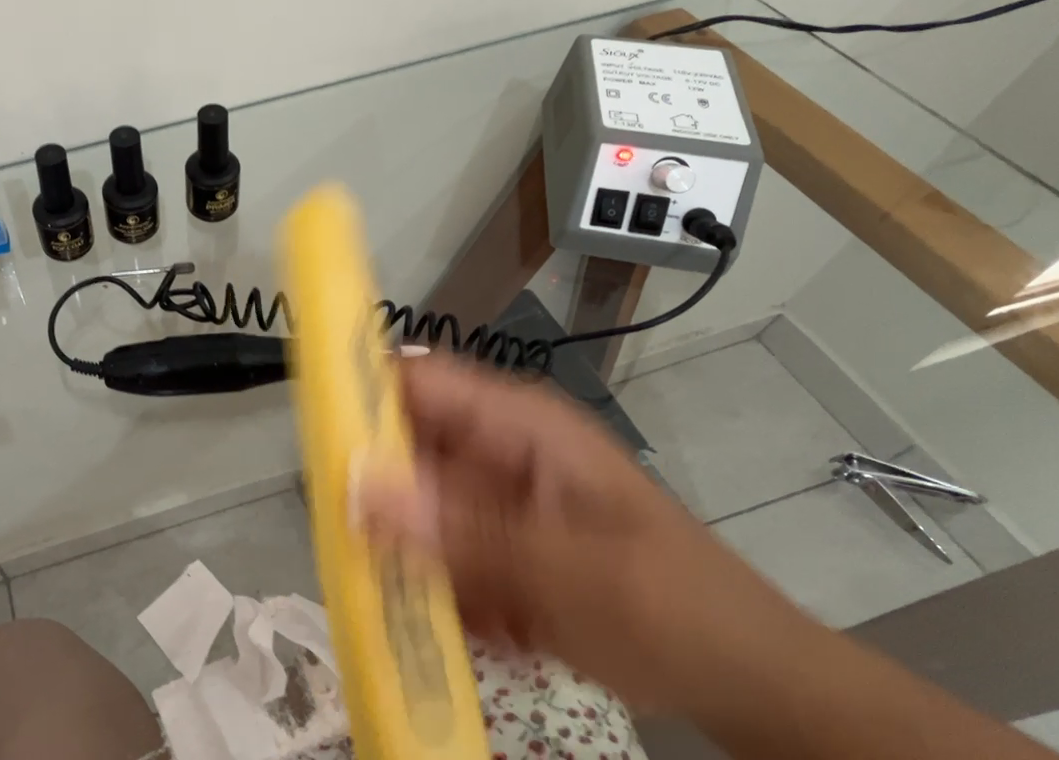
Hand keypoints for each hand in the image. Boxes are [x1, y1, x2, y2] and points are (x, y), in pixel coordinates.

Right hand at [358, 355, 827, 713]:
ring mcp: (490, 501)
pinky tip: (489, 628)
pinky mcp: (491, 547)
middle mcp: (493, 450)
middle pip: (397, 446)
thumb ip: (464, 532)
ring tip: (452, 607)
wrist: (746, 678)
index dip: (357, 393)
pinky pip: (432, 554)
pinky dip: (440, 591)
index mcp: (515, 423)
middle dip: (375, 499)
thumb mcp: (572, 571)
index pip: (414, 380)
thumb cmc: (674, 605)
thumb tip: (356, 489)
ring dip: (411, 560)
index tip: (312, 443)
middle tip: (360, 551)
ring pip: (407, 509)